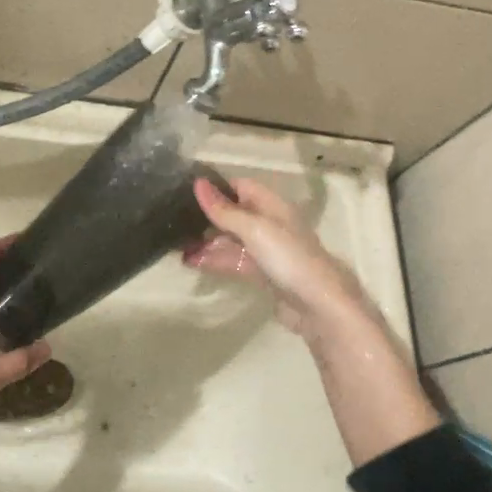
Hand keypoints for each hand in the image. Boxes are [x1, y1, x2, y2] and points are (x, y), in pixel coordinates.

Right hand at [182, 178, 379, 346]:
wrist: (318, 307)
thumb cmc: (289, 259)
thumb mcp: (255, 230)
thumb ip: (225, 210)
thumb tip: (197, 184)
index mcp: (273, 207)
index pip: (241, 187)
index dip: (216, 187)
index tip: (184, 189)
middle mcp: (270, 225)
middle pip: (235, 214)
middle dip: (207, 217)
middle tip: (173, 219)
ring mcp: (267, 252)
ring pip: (232, 240)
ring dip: (207, 242)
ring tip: (176, 244)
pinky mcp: (264, 276)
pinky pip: (235, 262)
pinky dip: (216, 260)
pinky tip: (192, 262)